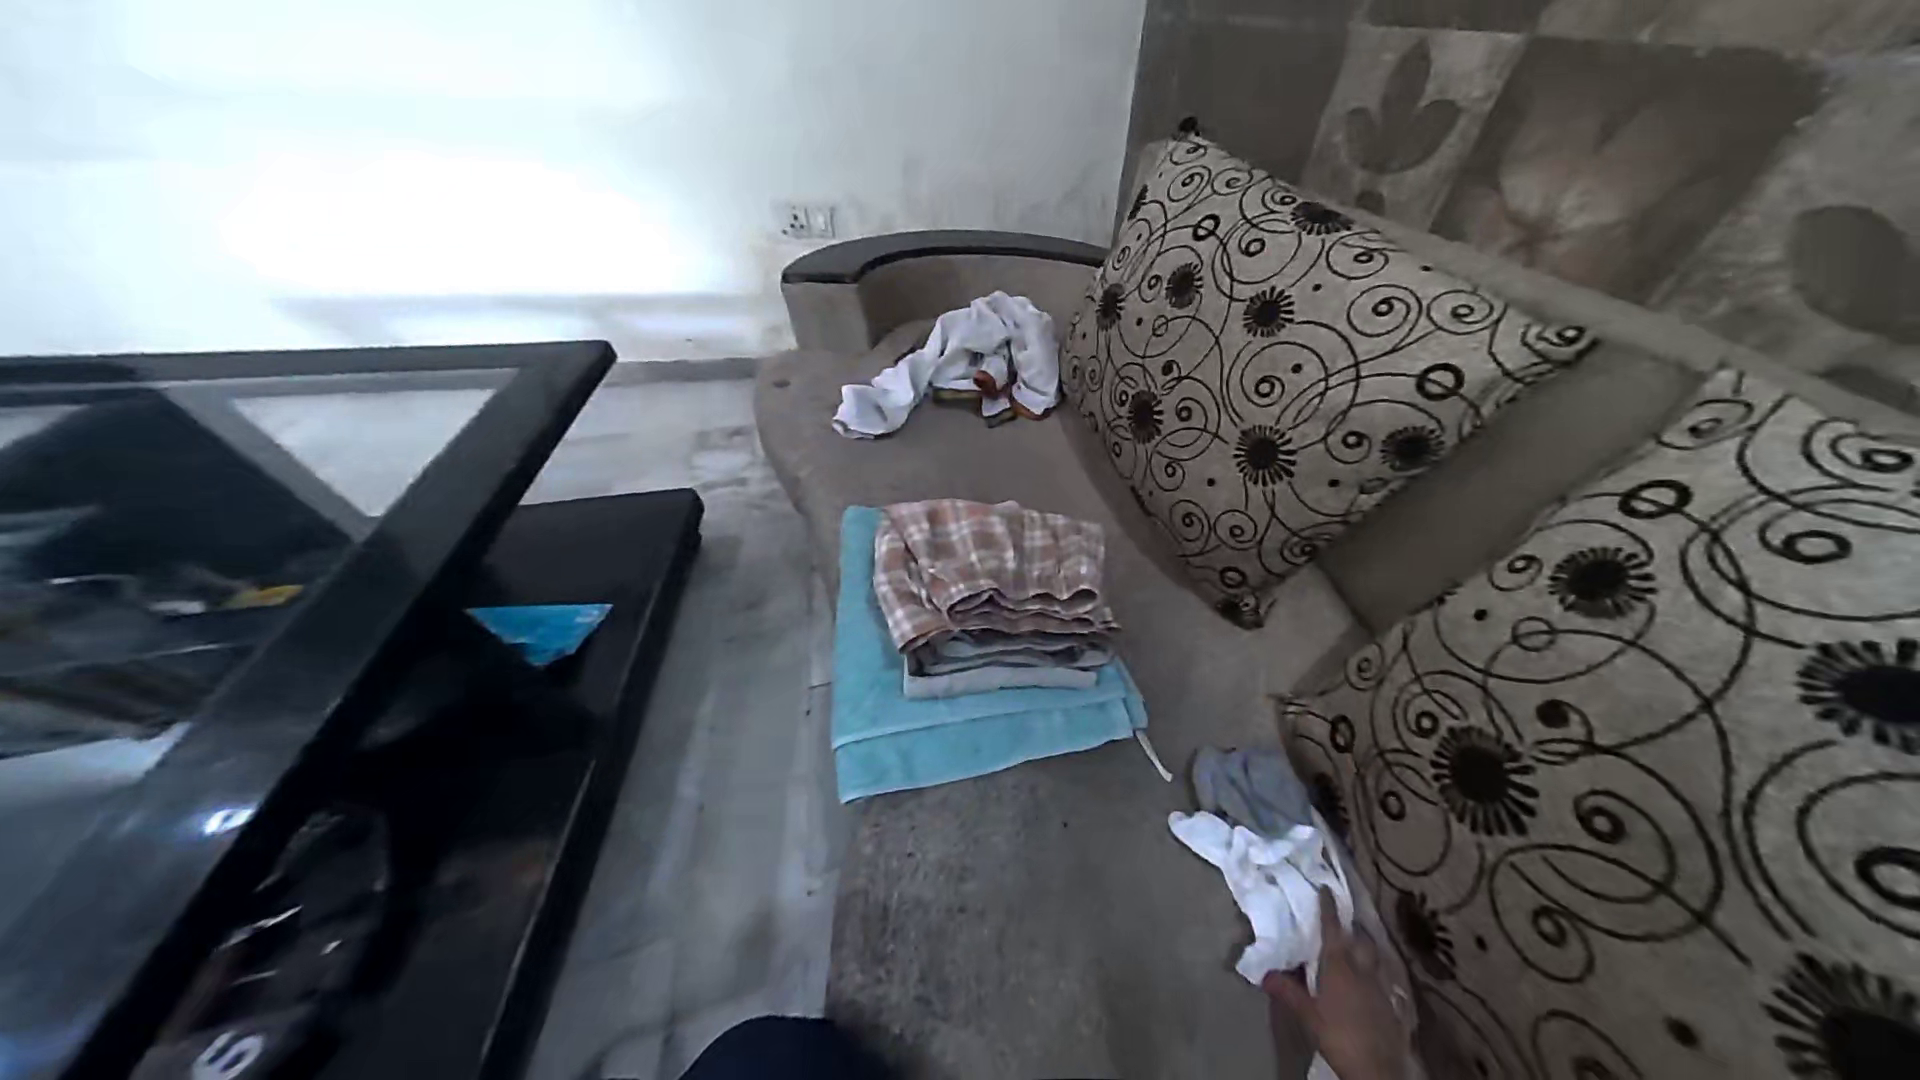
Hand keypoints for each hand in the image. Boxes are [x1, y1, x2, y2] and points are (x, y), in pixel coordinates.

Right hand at [1262, 886, 1407, 1079]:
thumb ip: (1287, 991)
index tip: (1326, 889)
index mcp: (1339, 966)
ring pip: (1376, 959)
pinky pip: (1385, 983)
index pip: (1333, 929)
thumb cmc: (1338, 1035)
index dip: (1329, 908)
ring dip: (1368, 949)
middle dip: (1354, 928)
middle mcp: (1362, 971)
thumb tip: (1263, 973)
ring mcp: (1381, 989)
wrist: (1378, 1071)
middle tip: (1346, 919)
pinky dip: (1378, 976)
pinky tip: (1375, 983)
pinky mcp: (1393, 1008)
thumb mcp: (1307, 1015)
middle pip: (1362, 941)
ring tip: (1360, 946)